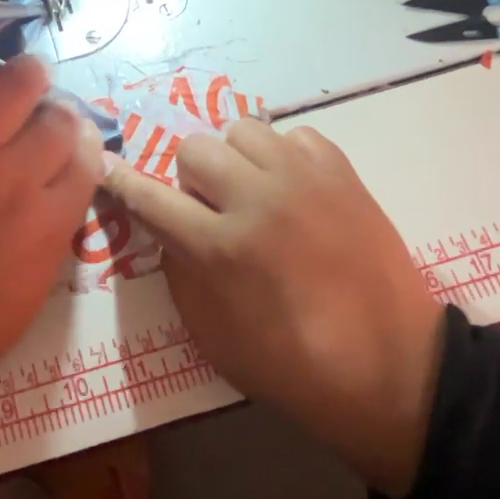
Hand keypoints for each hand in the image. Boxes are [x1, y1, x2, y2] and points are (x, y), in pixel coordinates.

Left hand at [0, 50, 104, 422]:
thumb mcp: (27, 298)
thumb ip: (50, 237)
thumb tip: (59, 190)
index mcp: (44, 227)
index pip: (86, 158)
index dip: (85, 147)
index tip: (74, 148)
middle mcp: (6, 182)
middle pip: (56, 120)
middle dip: (61, 115)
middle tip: (47, 121)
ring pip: (8, 88)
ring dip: (26, 76)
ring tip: (24, 79)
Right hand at [99, 119, 444, 497]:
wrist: (391, 368)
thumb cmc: (292, 365)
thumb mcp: (213, 335)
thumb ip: (180, 271)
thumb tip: (166, 227)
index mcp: (221, 247)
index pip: (150, 196)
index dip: (122, 181)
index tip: (108, 168)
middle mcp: (258, 198)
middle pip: (194, 148)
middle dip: (191, 180)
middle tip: (211, 212)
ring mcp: (304, 178)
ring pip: (242, 130)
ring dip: (236, 161)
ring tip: (254, 194)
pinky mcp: (342, 170)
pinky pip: (293, 136)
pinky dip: (284, 158)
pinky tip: (294, 192)